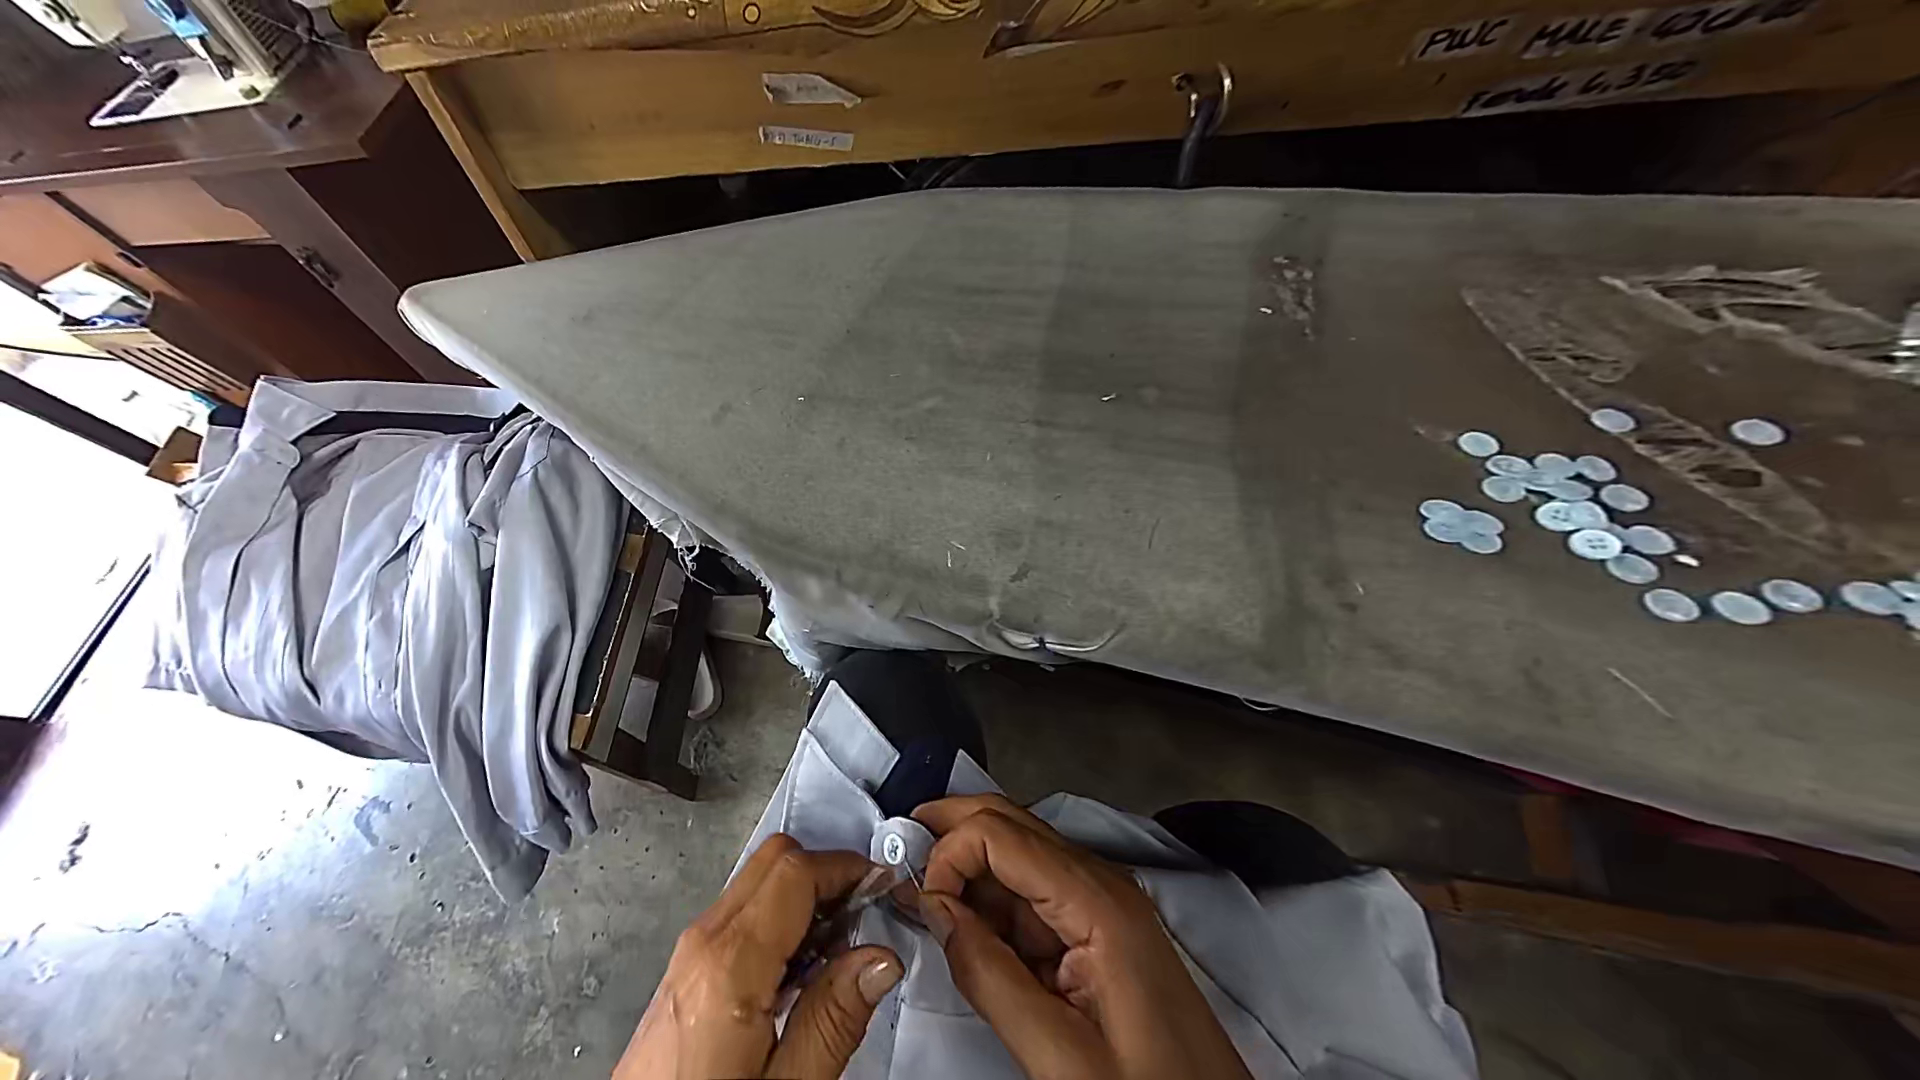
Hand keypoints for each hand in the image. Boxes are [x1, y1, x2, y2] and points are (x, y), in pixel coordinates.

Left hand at [613, 833, 903, 1079]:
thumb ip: (834, 1019)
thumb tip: (881, 959)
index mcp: (730, 965)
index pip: (796, 871)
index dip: (846, 868)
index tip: (879, 888)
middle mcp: (703, 943)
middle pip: (774, 859)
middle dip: (826, 872)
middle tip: (862, 913)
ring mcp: (689, 954)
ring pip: (758, 881)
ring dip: (804, 895)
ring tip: (836, 948)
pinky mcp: (685, 971)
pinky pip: (741, 912)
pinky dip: (780, 916)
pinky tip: (799, 969)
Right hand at [914, 794, 1252, 1079]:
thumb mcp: (1061, 1057)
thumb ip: (989, 977)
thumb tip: (935, 910)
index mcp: (1096, 901)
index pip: (1003, 834)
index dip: (950, 852)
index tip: (921, 902)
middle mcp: (1098, 881)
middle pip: (1011, 824)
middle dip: (952, 829)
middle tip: (901, 849)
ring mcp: (1098, 899)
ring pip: (1017, 854)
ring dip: (968, 866)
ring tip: (924, 893)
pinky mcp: (1095, 923)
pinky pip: (1031, 892)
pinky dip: (991, 899)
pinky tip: (966, 922)